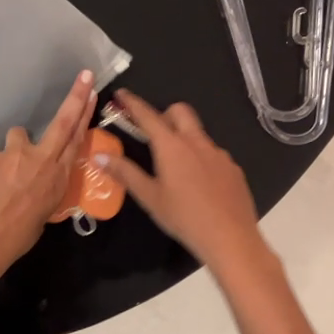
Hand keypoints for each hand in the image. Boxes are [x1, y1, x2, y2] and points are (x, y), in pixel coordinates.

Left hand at [0, 70, 98, 272]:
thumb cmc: (18, 236)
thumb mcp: (45, 214)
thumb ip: (45, 190)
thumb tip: (38, 184)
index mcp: (59, 177)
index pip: (76, 139)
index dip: (84, 115)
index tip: (91, 93)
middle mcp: (40, 160)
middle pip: (62, 123)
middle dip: (75, 98)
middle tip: (85, 75)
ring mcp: (15, 155)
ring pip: (20, 137)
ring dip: (18, 147)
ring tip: (8, 172)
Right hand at [98, 90, 266, 274]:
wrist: (231, 239)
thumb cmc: (184, 217)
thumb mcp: (149, 197)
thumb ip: (125, 172)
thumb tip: (99, 155)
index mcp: (172, 146)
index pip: (148, 116)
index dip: (133, 103)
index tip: (122, 93)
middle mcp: (197, 142)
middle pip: (180, 111)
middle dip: (164, 114)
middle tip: (152, 133)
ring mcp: (219, 154)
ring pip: (198, 134)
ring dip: (184, 138)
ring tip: (175, 165)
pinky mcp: (233, 169)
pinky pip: (213, 153)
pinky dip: (201, 157)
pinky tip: (198, 183)